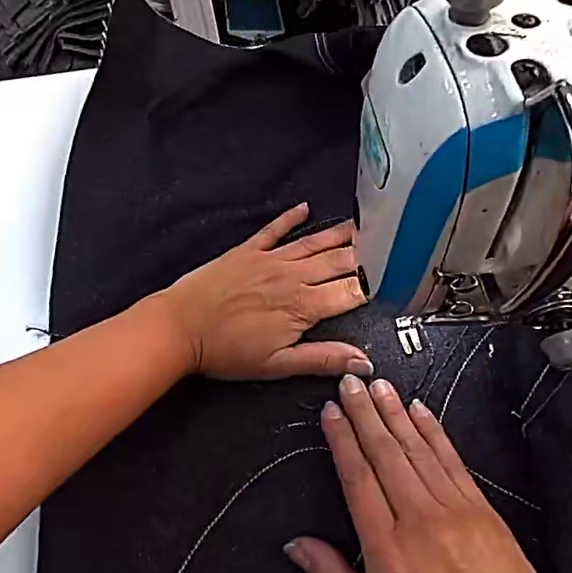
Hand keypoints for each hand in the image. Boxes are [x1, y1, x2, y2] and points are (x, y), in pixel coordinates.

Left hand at [155, 202, 370, 380]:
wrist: (179, 328)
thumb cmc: (227, 352)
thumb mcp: (277, 365)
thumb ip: (323, 359)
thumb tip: (363, 362)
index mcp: (304, 305)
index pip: (351, 291)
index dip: (374, 285)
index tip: (392, 279)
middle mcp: (293, 276)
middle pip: (339, 261)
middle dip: (366, 255)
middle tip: (387, 245)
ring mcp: (272, 259)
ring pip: (315, 242)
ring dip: (340, 234)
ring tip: (363, 225)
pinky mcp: (249, 250)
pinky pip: (276, 229)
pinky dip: (291, 217)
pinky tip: (305, 208)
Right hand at [289, 376, 571, 572]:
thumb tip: (301, 549)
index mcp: (389, 552)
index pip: (357, 477)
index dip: (342, 439)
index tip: (332, 413)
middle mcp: (422, 521)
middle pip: (385, 452)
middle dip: (364, 412)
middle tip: (351, 382)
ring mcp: (457, 511)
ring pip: (418, 447)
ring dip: (395, 412)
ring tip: (380, 386)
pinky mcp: (484, 510)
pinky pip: (452, 458)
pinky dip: (434, 430)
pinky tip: (422, 413)